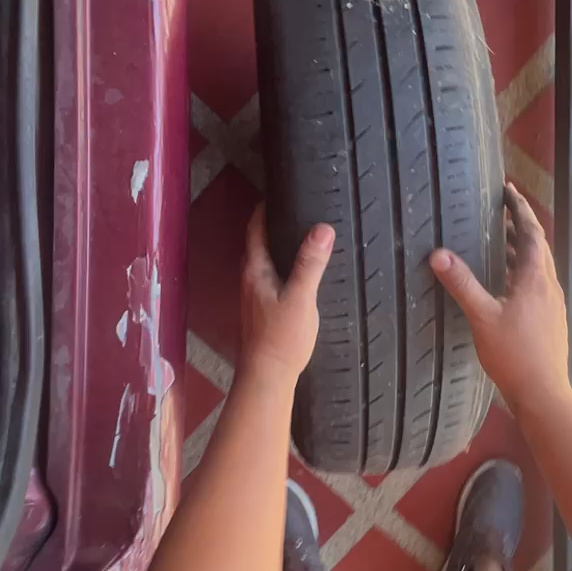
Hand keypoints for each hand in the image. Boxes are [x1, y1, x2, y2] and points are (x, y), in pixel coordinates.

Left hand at [239, 206, 334, 386]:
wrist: (267, 377)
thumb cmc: (281, 338)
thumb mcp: (301, 297)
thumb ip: (310, 263)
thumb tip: (322, 229)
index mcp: (254, 271)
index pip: (254, 229)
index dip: (264, 209)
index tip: (278, 193)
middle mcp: (249, 280)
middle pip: (258, 244)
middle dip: (273, 226)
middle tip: (296, 211)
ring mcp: (253, 297)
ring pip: (264, 262)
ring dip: (277, 248)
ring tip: (301, 238)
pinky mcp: (261, 311)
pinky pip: (270, 279)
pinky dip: (281, 268)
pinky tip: (298, 274)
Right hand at [431, 183, 570, 415]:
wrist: (543, 393)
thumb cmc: (513, 355)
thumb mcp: (482, 317)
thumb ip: (462, 284)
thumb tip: (438, 254)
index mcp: (535, 279)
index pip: (531, 232)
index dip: (520, 209)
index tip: (508, 190)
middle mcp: (549, 286)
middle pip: (537, 246)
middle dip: (521, 225)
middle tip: (501, 211)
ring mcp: (553, 303)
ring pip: (539, 265)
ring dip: (521, 249)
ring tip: (499, 241)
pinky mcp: (551, 318)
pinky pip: (538, 283)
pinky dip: (523, 271)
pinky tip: (507, 283)